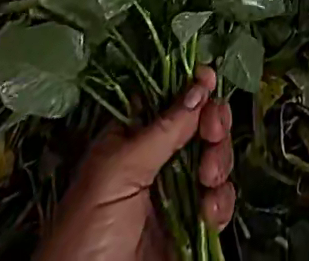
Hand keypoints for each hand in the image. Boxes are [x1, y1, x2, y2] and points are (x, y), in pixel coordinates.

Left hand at [36, 66, 236, 260]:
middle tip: (212, 131)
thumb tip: (199, 86)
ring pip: (214, 158)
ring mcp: (177, 193)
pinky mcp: (192, 228)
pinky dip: (222, 202)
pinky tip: (209, 213)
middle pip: (200, 124)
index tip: (208, 78)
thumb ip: (162, 130)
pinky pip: (219, 202)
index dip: (191, 86)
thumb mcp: (118, 172)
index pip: (169, 99)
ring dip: (219, 161)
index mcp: (132, 138)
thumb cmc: (86, 231)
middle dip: (213, 122)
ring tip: (208, 178)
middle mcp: (157, 160)